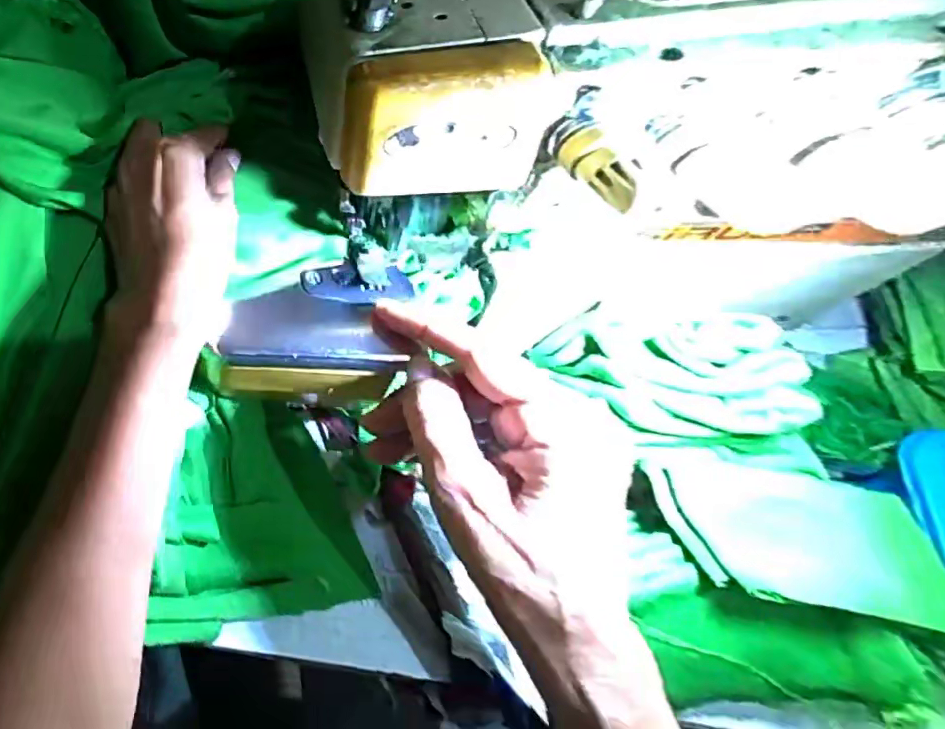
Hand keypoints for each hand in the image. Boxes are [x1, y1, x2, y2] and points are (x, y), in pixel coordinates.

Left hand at [103, 120, 238, 345]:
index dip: (216, 138)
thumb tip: (225, 155)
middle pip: (154, 131)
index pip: (200, 134)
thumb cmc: (201, 256)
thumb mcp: (224, 214)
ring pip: (133, 150)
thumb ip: (222, 177)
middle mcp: (140, 159)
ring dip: (152, 154)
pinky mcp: (108, 204)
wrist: (157, 299)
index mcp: (173, 154)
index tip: (226, 144)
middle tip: (195, 161)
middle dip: (174, 139)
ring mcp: (119, 181)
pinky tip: (154, 195)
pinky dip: (139, 177)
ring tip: (174, 176)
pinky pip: (125, 176)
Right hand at [363, 301, 674, 728]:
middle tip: (370, 416)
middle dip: (416, 394)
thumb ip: (436, 418)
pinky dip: (445, 435)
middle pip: (475, 381)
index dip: (427, 328)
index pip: (485, 355)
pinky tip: (404, 454)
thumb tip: (417, 366)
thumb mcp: (462, 491)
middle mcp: (574, 418)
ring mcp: (566, 436)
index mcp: (565, 424)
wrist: (569, 634)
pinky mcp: (553, 453)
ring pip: (475, 403)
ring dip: (423, 419)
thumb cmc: (519, 568)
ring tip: (379, 446)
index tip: (381, 310)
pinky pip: (487, 426)